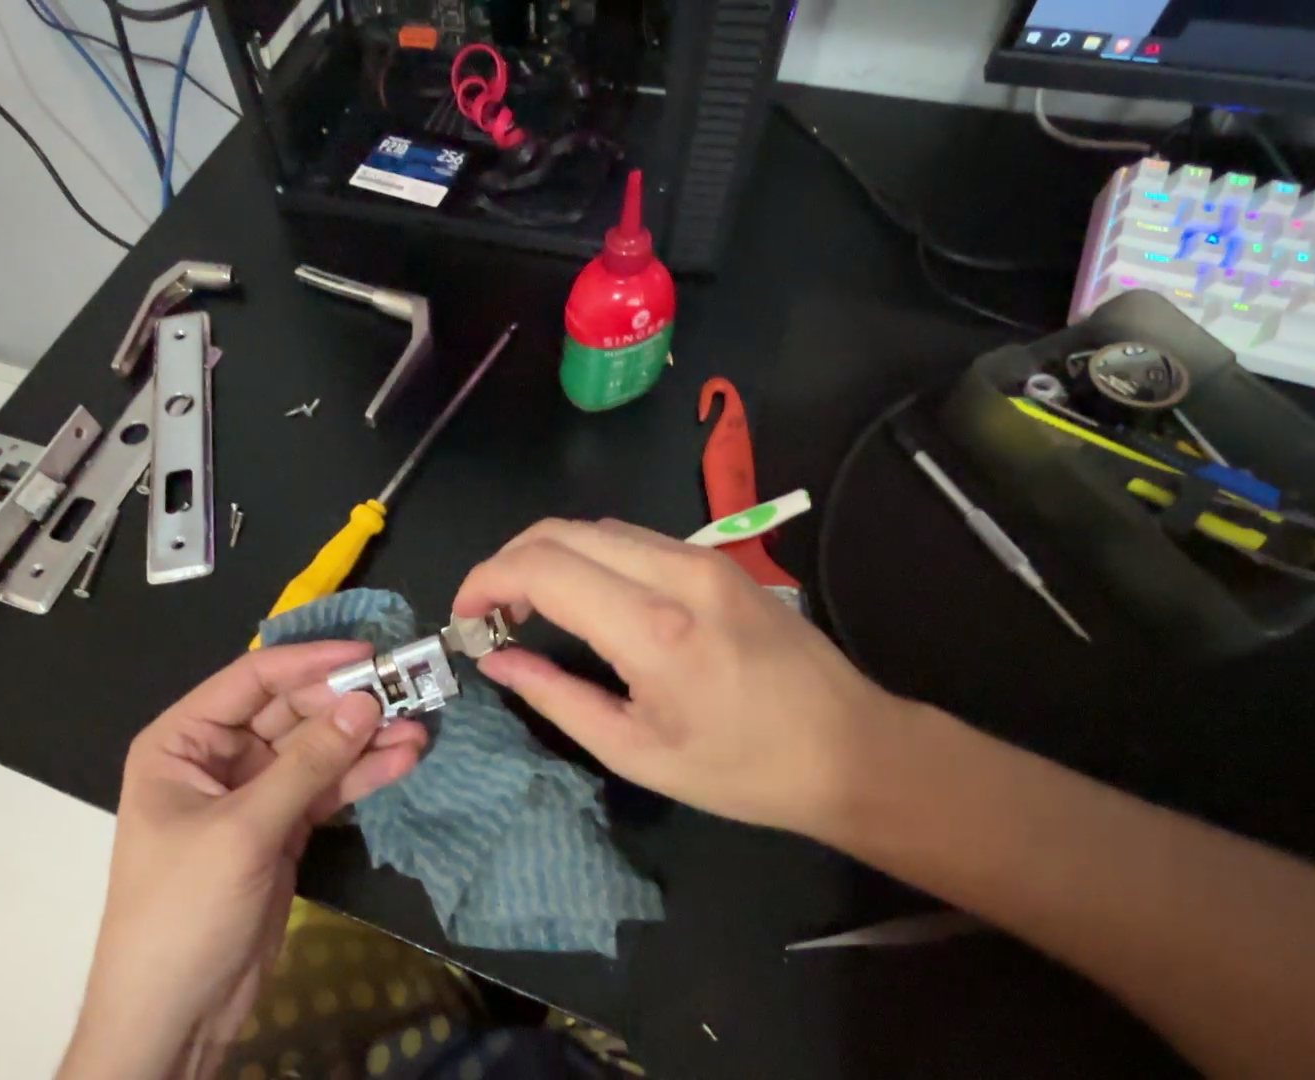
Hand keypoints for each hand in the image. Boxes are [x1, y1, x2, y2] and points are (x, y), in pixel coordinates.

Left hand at [58, 642, 427, 1079]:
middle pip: (291, 711)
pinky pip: (326, 787)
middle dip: (347, 704)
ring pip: (316, 749)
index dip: (310, 662)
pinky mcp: (282, 826)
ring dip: (364, 739)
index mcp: (183, 740)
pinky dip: (362, 775)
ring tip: (419, 727)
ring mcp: (253, 792)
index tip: (367, 653)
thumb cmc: (184, 908)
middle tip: (405, 692)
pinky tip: (403, 760)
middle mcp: (217, 756)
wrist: (175, 1013)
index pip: (252, 681)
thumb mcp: (244, 829)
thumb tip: (366, 703)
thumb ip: (308, 764)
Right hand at [453, 518, 912, 837]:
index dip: (486, 581)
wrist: (850, 748)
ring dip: (546, 554)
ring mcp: (701, 557)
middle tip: (488, 612)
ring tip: (528, 606)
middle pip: (560, 531)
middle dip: (507, 562)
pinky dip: (586, 555)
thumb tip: (498, 660)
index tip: (464, 616)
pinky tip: (582, 595)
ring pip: (595, 527)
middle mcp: (675, 573)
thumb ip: (555, 696)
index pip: (541, 568)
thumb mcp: (635, 750)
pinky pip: (631, 538)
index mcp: (652, 629)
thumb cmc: (741, 768)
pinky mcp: (716, 559)